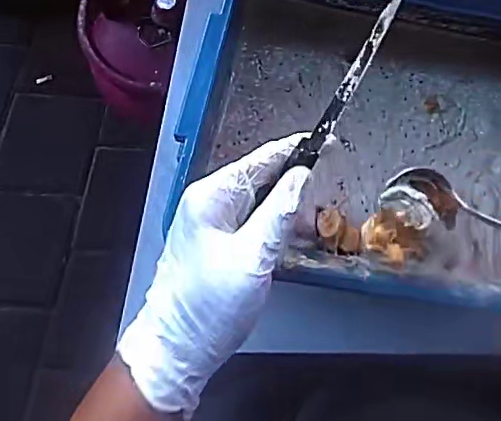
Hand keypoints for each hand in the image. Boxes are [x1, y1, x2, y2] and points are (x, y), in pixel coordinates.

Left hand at [115, 134, 308, 414]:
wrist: (172, 359)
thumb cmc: (206, 311)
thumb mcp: (254, 256)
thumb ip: (281, 210)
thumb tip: (302, 174)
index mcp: (212, 195)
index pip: (264, 157)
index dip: (299, 148)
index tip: (328, 142)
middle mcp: (208, 201)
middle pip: (264, 177)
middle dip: (296, 187)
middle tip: (323, 201)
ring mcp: (210, 220)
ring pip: (260, 199)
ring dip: (287, 209)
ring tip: (311, 226)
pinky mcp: (215, 239)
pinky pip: (253, 218)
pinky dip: (275, 224)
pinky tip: (290, 237)